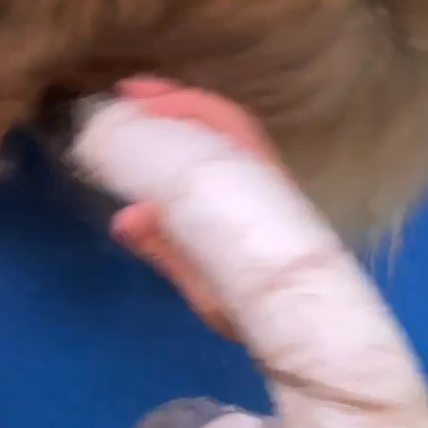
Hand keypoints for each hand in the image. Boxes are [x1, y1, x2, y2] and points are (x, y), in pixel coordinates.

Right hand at [105, 77, 285, 340]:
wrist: (302, 336)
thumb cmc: (256, 313)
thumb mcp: (207, 290)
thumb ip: (168, 251)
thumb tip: (124, 217)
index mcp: (258, 190)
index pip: (224, 128)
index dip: (181, 107)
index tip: (138, 101)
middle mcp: (263, 177)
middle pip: (223, 120)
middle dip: (174, 99)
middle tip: (127, 92)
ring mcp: (258, 185)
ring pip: (221, 134)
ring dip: (178, 116)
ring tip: (137, 108)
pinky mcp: (247, 198)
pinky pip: (216, 155)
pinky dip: (184, 139)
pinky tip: (156, 145)